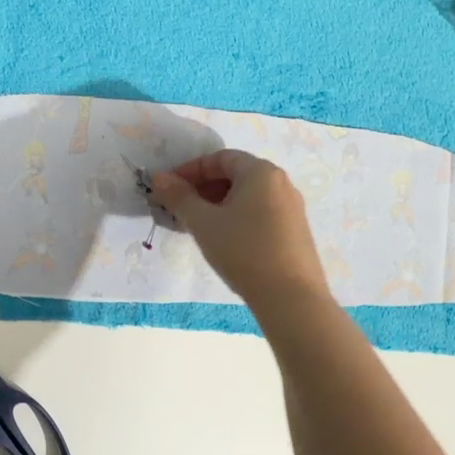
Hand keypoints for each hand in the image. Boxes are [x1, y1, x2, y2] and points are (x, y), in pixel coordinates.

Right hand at [148, 150, 330, 308]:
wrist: (290, 297)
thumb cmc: (242, 250)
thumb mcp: (202, 222)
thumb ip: (178, 196)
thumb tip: (159, 178)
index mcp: (261, 173)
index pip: (220, 158)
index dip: (190, 170)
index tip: (169, 188)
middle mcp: (281, 184)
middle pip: (234, 174)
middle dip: (202, 187)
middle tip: (179, 207)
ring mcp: (291, 208)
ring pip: (246, 195)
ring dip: (216, 203)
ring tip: (196, 225)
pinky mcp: (294, 230)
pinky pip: (258, 211)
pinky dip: (235, 216)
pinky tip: (221, 239)